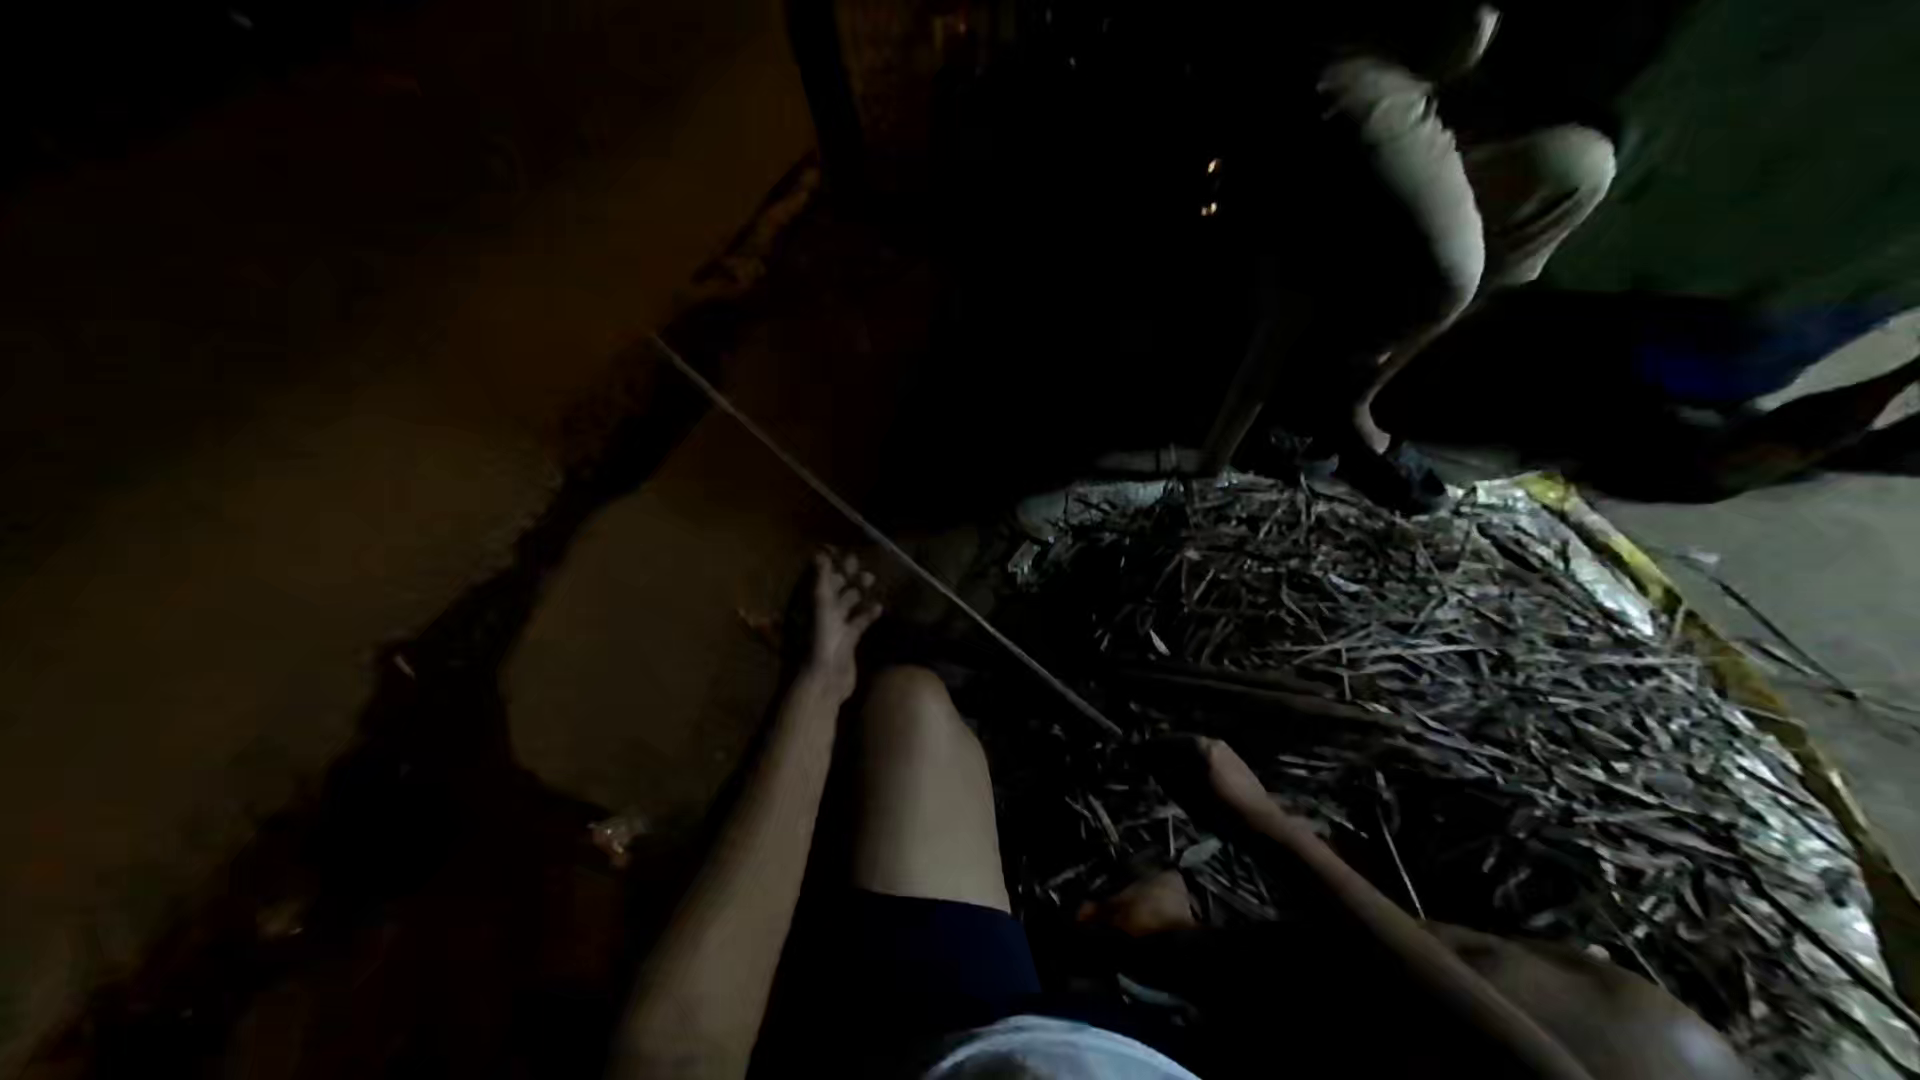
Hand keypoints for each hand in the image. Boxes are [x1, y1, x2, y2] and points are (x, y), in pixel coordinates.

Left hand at [798, 551, 882, 703]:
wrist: (826, 680)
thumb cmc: (820, 641)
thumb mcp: (820, 606)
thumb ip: (822, 581)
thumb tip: (820, 554)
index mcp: (812, 605)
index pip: (821, 579)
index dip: (831, 566)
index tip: (845, 553)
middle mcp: (822, 614)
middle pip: (835, 590)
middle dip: (847, 576)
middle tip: (861, 565)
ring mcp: (836, 628)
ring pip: (848, 604)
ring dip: (858, 592)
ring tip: (871, 580)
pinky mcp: (850, 641)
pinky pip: (859, 622)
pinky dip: (868, 613)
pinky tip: (878, 607)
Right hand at [1151, 735, 1283, 836]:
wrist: (1259, 823)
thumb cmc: (1217, 810)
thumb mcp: (1183, 793)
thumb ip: (1163, 773)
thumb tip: (1147, 761)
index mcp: (1197, 745)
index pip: (1164, 742)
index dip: (1148, 750)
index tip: (1137, 758)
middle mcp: (1211, 741)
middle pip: (1179, 742)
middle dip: (1164, 752)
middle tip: (1152, 765)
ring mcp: (1226, 750)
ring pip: (1194, 748)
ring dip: (1180, 757)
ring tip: (1170, 773)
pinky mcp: (1235, 761)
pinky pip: (1207, 755)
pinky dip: (1195, 762)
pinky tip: (1192, 777)